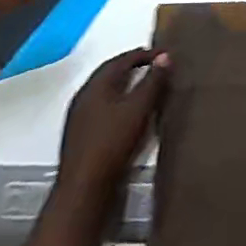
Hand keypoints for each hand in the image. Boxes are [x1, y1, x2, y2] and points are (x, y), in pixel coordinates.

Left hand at [56, 49, 170, 204]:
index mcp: (95, 86)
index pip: (120, 60)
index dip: (142, 54)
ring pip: (107, 94)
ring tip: (147, 91)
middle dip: (132, 68)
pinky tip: (131, 118)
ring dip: (126, 88)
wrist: (84, 191)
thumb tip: (165, 56)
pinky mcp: (82, 139)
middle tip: (155, 67)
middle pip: (110, 75)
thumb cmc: (112, 143)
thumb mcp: (139, 109)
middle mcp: (84, 98)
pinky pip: (104, 111)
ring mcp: (80, 119)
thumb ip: (153, 81)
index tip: (162, 54)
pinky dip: (120, 106)